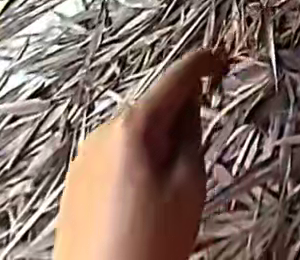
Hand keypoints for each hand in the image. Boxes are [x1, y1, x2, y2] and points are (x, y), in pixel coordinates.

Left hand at [56, 49, 227, 259]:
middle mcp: (103, 133)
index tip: (223, 58)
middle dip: (181, 111)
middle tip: (200, 141)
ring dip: (159, 136)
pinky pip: (117, 153)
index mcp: (133, 126)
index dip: (205, 63)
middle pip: (155, 104)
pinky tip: (146, 196)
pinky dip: (138, 157)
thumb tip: (191, 102)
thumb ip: (192, 131)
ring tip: (172, 183)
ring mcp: (85, 158)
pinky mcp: (76, 184)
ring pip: (136, 129)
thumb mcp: (189, 183)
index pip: (177, 76)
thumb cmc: (148, 248)